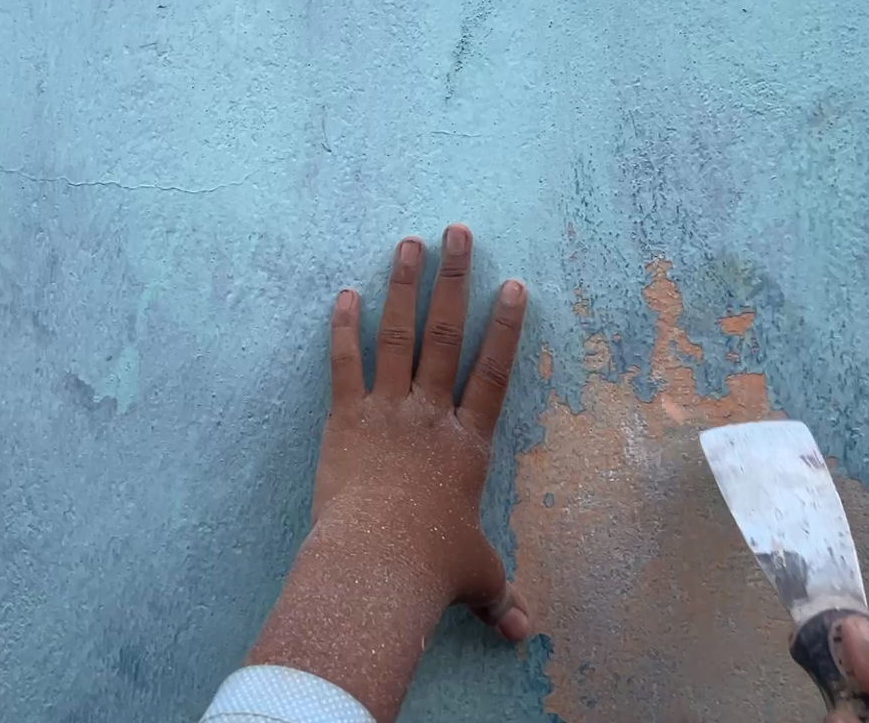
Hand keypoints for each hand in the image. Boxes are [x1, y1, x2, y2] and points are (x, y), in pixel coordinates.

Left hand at [247, 225, 529, 721]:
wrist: (376, 564)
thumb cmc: (431, 567)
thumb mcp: (474, 576)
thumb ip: (497, 594)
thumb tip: (526, 637)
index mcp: (466, 441)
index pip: (493, 371)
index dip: (505, 326)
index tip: (513, 283)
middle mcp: (430, 412)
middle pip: (448, 333)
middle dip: (455, 279)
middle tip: (458, 232)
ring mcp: (387, 407)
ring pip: (399, 333)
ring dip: (404, 285)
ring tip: (408, 242)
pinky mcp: (346, 415)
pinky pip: (344, 362)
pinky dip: (342, 327)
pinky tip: (342, 292)